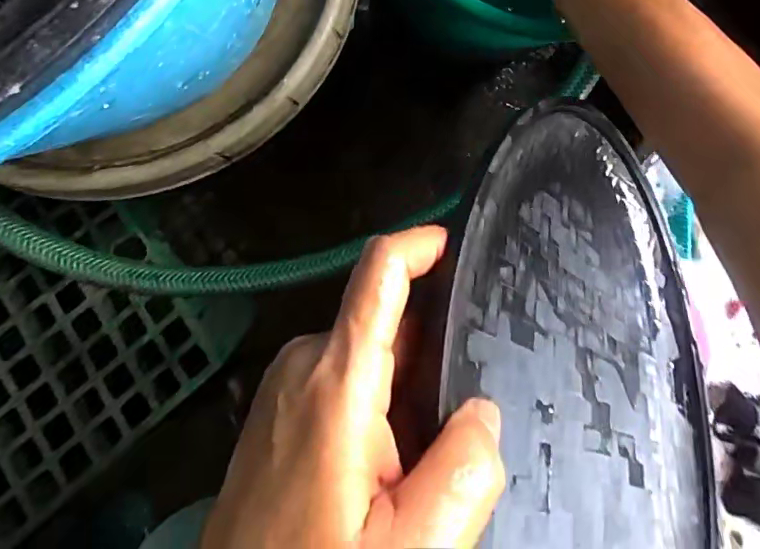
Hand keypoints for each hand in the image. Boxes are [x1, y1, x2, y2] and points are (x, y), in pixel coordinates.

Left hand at [200, 228, 505, 548]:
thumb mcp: (409, 548)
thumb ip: (463, 473)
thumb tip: (482, 412)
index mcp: (335, 378)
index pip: (379, 271)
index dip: (420, 243)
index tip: (453, 241)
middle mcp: (304, 364)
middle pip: (384, 319)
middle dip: (431, 350)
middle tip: (459, 417)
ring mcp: (285, 387)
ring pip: (367, 354)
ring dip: (405, 387)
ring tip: (425, 457)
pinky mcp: (276, 412)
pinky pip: (342, 380)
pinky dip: (376, 404)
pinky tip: (386, 470)